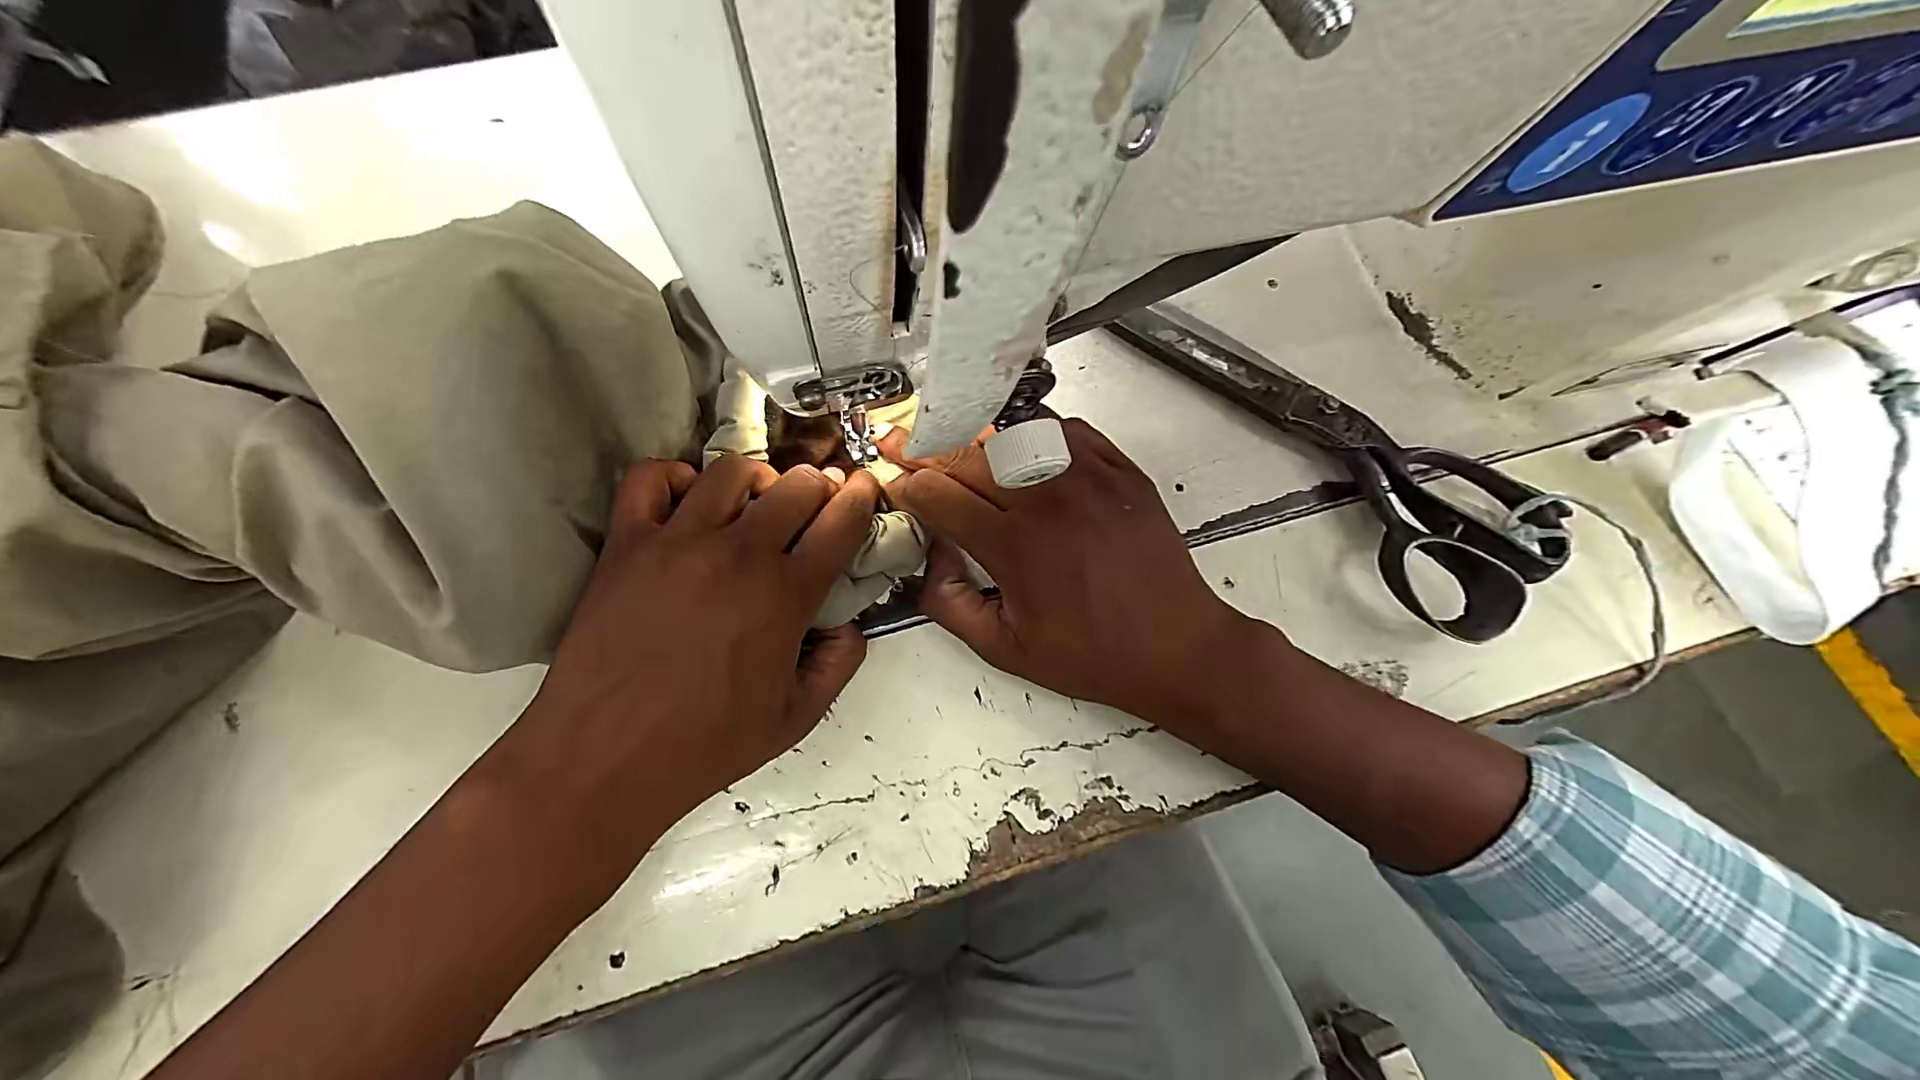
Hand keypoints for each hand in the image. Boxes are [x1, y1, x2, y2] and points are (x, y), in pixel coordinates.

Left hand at [518, 456, 880, 844]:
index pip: (840, 521)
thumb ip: (840, 662)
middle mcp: (738, 554)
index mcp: (786, 594)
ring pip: (731, 470)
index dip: (860, 498)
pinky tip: (686, 502)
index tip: (863, 491)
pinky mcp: (627, 543)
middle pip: (795, 485)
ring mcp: (678, 542)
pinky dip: (674, 476)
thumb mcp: (798, 716)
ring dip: (757, 479)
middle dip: (817, 488)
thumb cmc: (707, 742)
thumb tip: (848, 621)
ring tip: (755, 502)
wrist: (607, 757)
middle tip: (813, 506)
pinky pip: (649, 478)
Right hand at [887, 419, 1260, 730]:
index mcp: (1015, 545)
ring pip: (1011, 434)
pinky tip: (1024, 454)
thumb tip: (929, 563)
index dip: (906, 484)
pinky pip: (1064, 431)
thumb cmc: (1097, 653)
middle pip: (966, 455)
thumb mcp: (1006, 648)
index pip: (938, 493)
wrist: (1176, 646)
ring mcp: (1088, 477)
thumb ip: (950, 604)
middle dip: (927, 452)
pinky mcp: (1119, 470)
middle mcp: (1049, 499)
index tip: (896, 482)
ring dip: (977, 441)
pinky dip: (1034, 435)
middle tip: (907, 447)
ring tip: (960, 452)